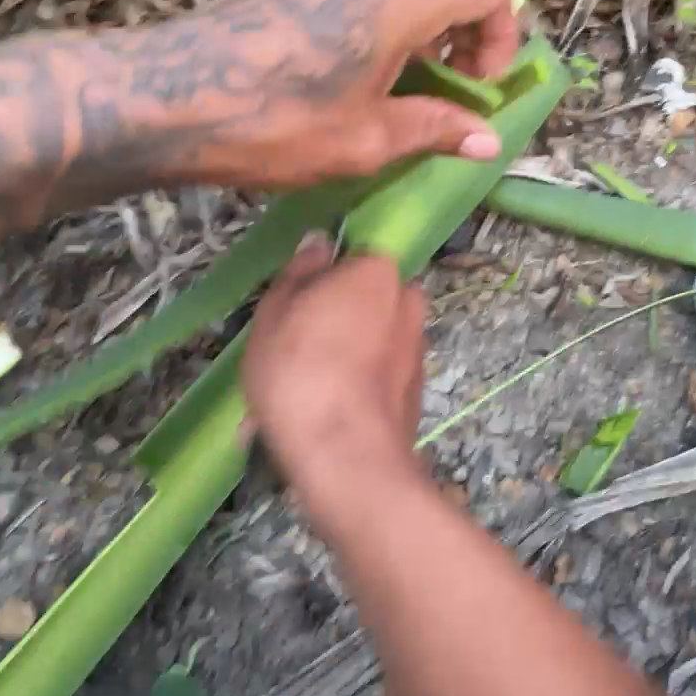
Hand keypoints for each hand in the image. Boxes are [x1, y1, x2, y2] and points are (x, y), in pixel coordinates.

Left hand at [117, 0, 520, 189]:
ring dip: (429, 35)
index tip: (480, 89)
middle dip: (467, 40)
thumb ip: (437, 128)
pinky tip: (359, 75)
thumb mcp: (368, 139)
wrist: (164, 95)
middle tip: (448, 97)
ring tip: (404, 91)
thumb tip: (488, 140)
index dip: (501, 37)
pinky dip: (391, 25)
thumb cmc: (276, 121)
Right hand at [242, 234, 428, 510]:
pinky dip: (357, 384)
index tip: (295, 312)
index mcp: (380, 270)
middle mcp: (409, 300)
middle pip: (365, 299)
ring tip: (300, 393)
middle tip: (293, 352)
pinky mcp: (418, 387)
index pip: (351, 259)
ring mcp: (418, 345)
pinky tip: (325, 413)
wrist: (347, 454)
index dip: (320, 284)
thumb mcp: (277, 310)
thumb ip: (301, 271)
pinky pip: (379, 372)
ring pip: (371, 338)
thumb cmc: (301, 369)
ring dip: (344, 356)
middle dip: (336, 319)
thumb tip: (319, 242)